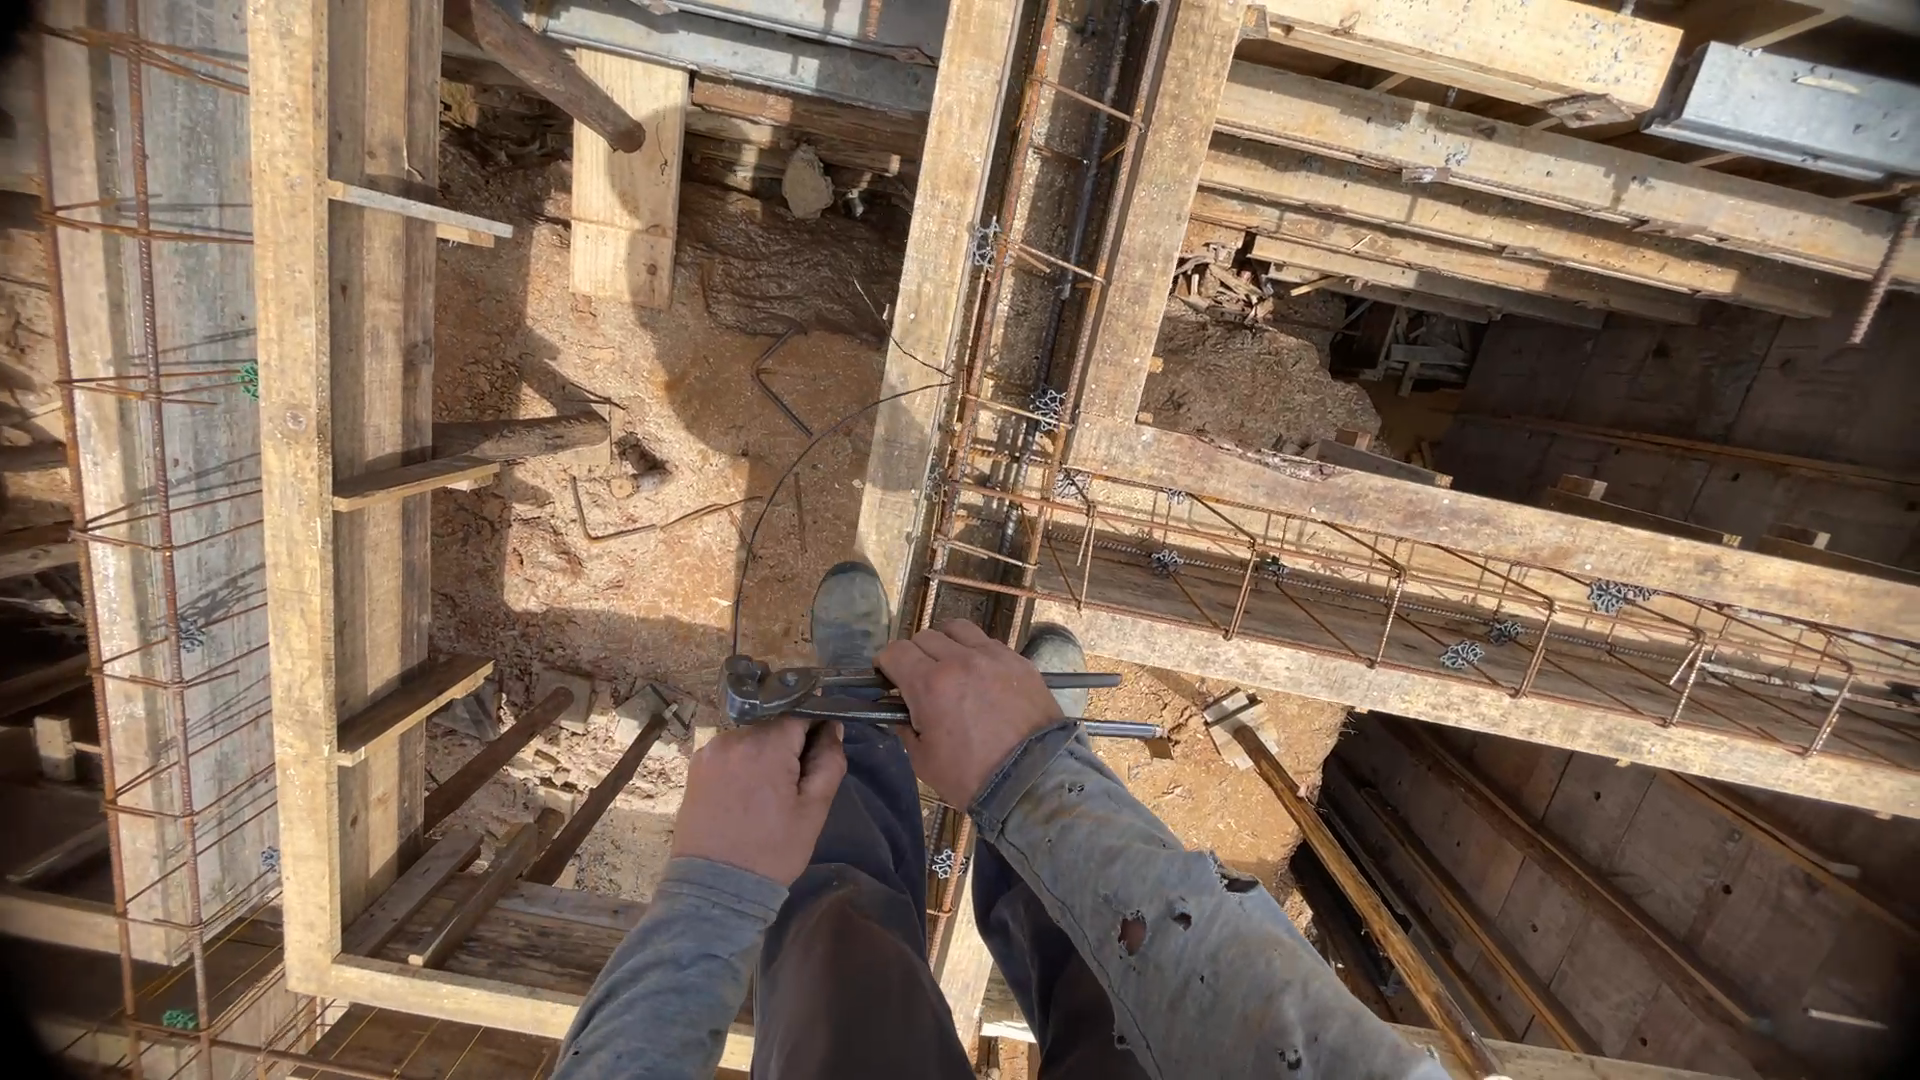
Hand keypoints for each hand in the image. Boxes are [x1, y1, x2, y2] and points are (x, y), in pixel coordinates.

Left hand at [670, 716, 846, 885]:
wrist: (715, 889)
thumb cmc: (771, 852)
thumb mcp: (814, 810)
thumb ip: (829, 761)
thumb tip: (832, 728)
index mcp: (766, 746)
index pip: (800, 714)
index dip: (815, 732)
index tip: (817, 757)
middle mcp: (734, 738)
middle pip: (775, 725)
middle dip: (788, 745)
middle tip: (793, 784)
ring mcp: (710, 750)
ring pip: (753, 736)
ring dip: (765, 753)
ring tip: (767, 792)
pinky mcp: (696, 765)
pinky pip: (731, 750)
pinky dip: (743, 762)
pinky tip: (745, 792)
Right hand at [875, 620, 1063, 807]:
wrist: (1034, 781)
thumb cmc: (972, 777)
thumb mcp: (923, 760)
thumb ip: (905, 726)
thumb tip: (900, 709)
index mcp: (930, 684)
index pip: (895, 652)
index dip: (885, 664)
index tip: (888, 677)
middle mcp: (960, 660)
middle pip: (924, 637)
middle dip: (913, 655)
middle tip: (918, 678)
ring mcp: (993, 656)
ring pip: (957, 629)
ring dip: (945, 643)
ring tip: (949, 665)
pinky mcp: (1018, 661)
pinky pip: (988, 642)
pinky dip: (976, 652)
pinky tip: (980, 674)